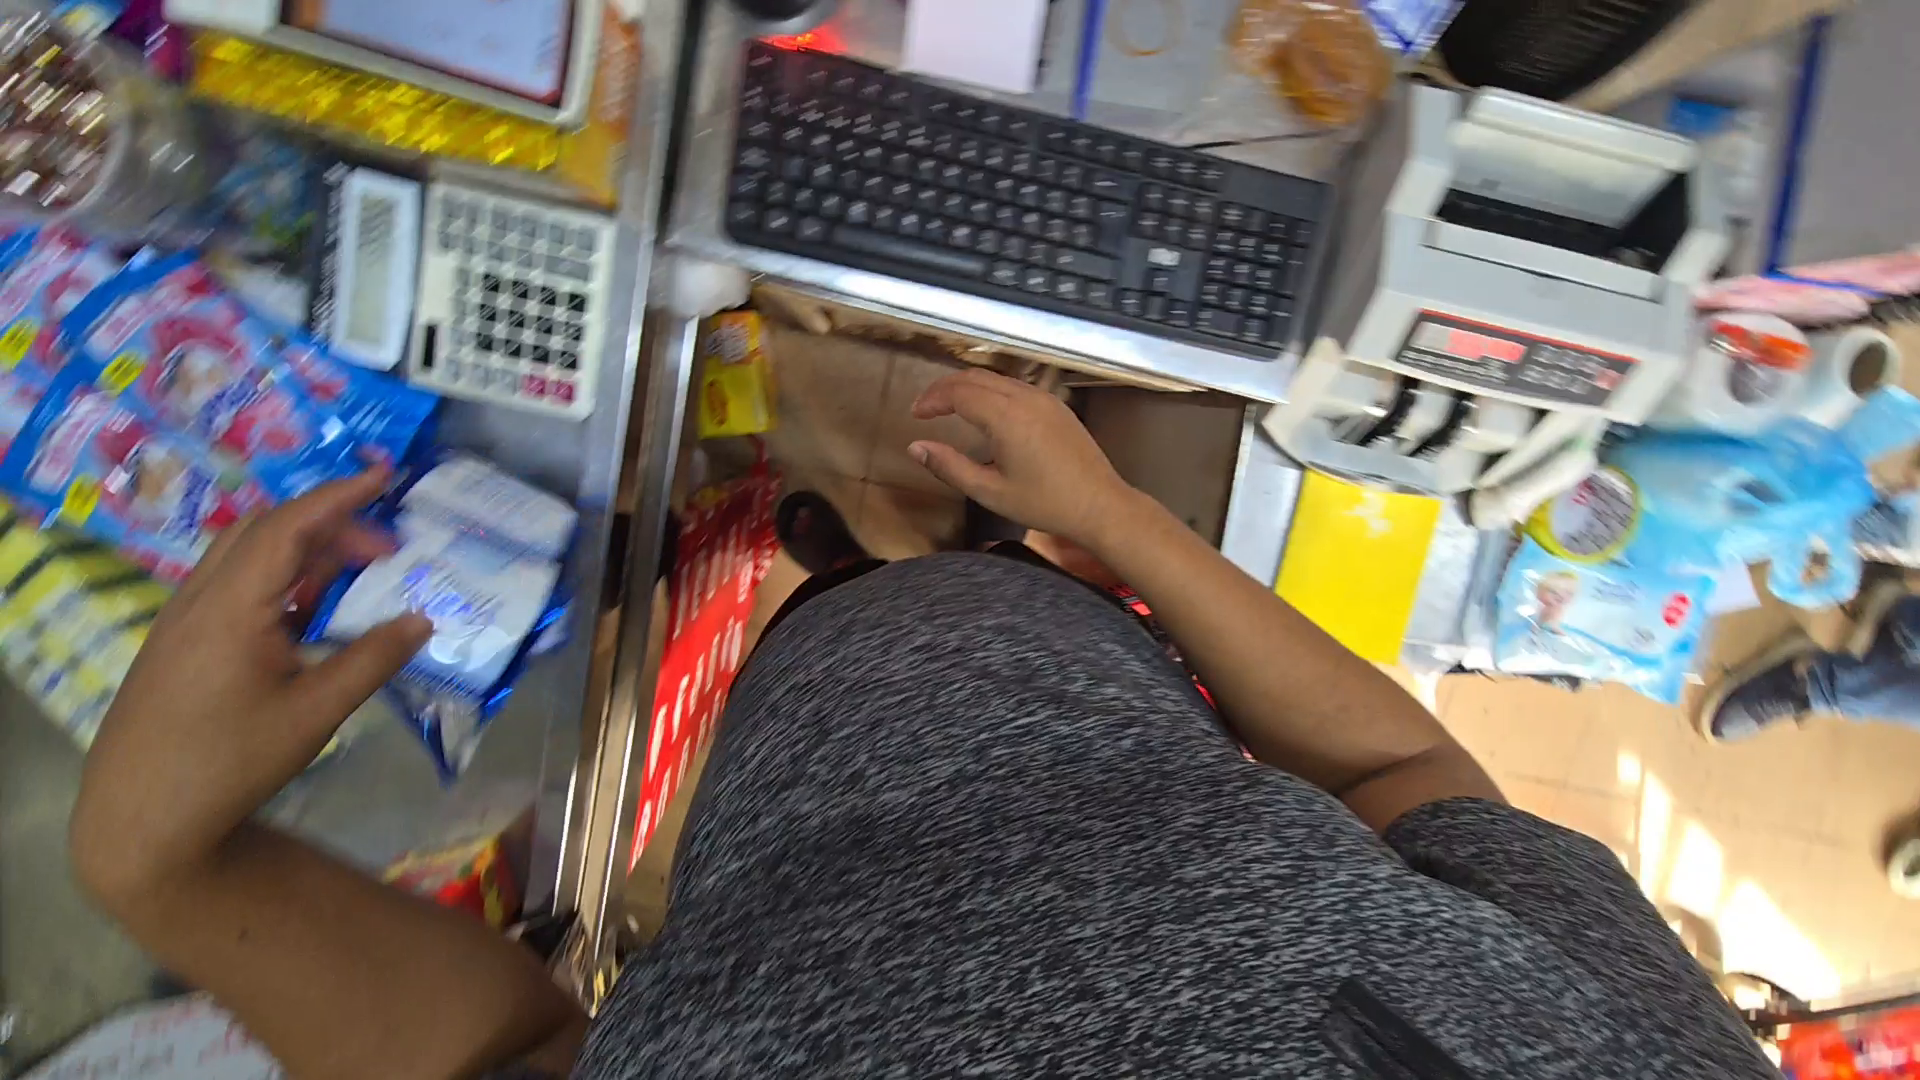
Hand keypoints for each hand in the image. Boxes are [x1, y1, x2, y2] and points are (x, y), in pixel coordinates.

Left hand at [70, 470, 431, 904]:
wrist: (142, 820)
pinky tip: (316, 609)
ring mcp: (185, 623)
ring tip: (363, 572)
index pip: (286, 529)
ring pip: (248, 559)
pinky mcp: (185, 645)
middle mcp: (199, 603)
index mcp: (230, 610)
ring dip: (308, 551)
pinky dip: (286, 578)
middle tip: (389, 547)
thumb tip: (424, 619)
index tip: (385, 477)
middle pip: (264, 533)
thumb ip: (374, 657)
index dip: (338, 497)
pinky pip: (239, 587)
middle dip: (331, 523)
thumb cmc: (231, 761)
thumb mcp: (319, 710)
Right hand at [909, 368, 1140, 548]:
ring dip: (968, 387)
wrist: (1100, 505)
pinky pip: (1016, 387)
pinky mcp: (1057, 406)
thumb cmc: (1045, 504)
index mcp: (1006, 417)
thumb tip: (915, 448)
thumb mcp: (990, 492)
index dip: (932, 399)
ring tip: (949, 408)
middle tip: (926, 407)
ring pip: (996, 379)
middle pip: (975, 377)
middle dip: (945, 388)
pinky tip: (985, 413)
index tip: (916, 414)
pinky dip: (991, 392)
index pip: (958, 393)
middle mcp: (1025, 398)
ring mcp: (1044, 399)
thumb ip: (949, 466)